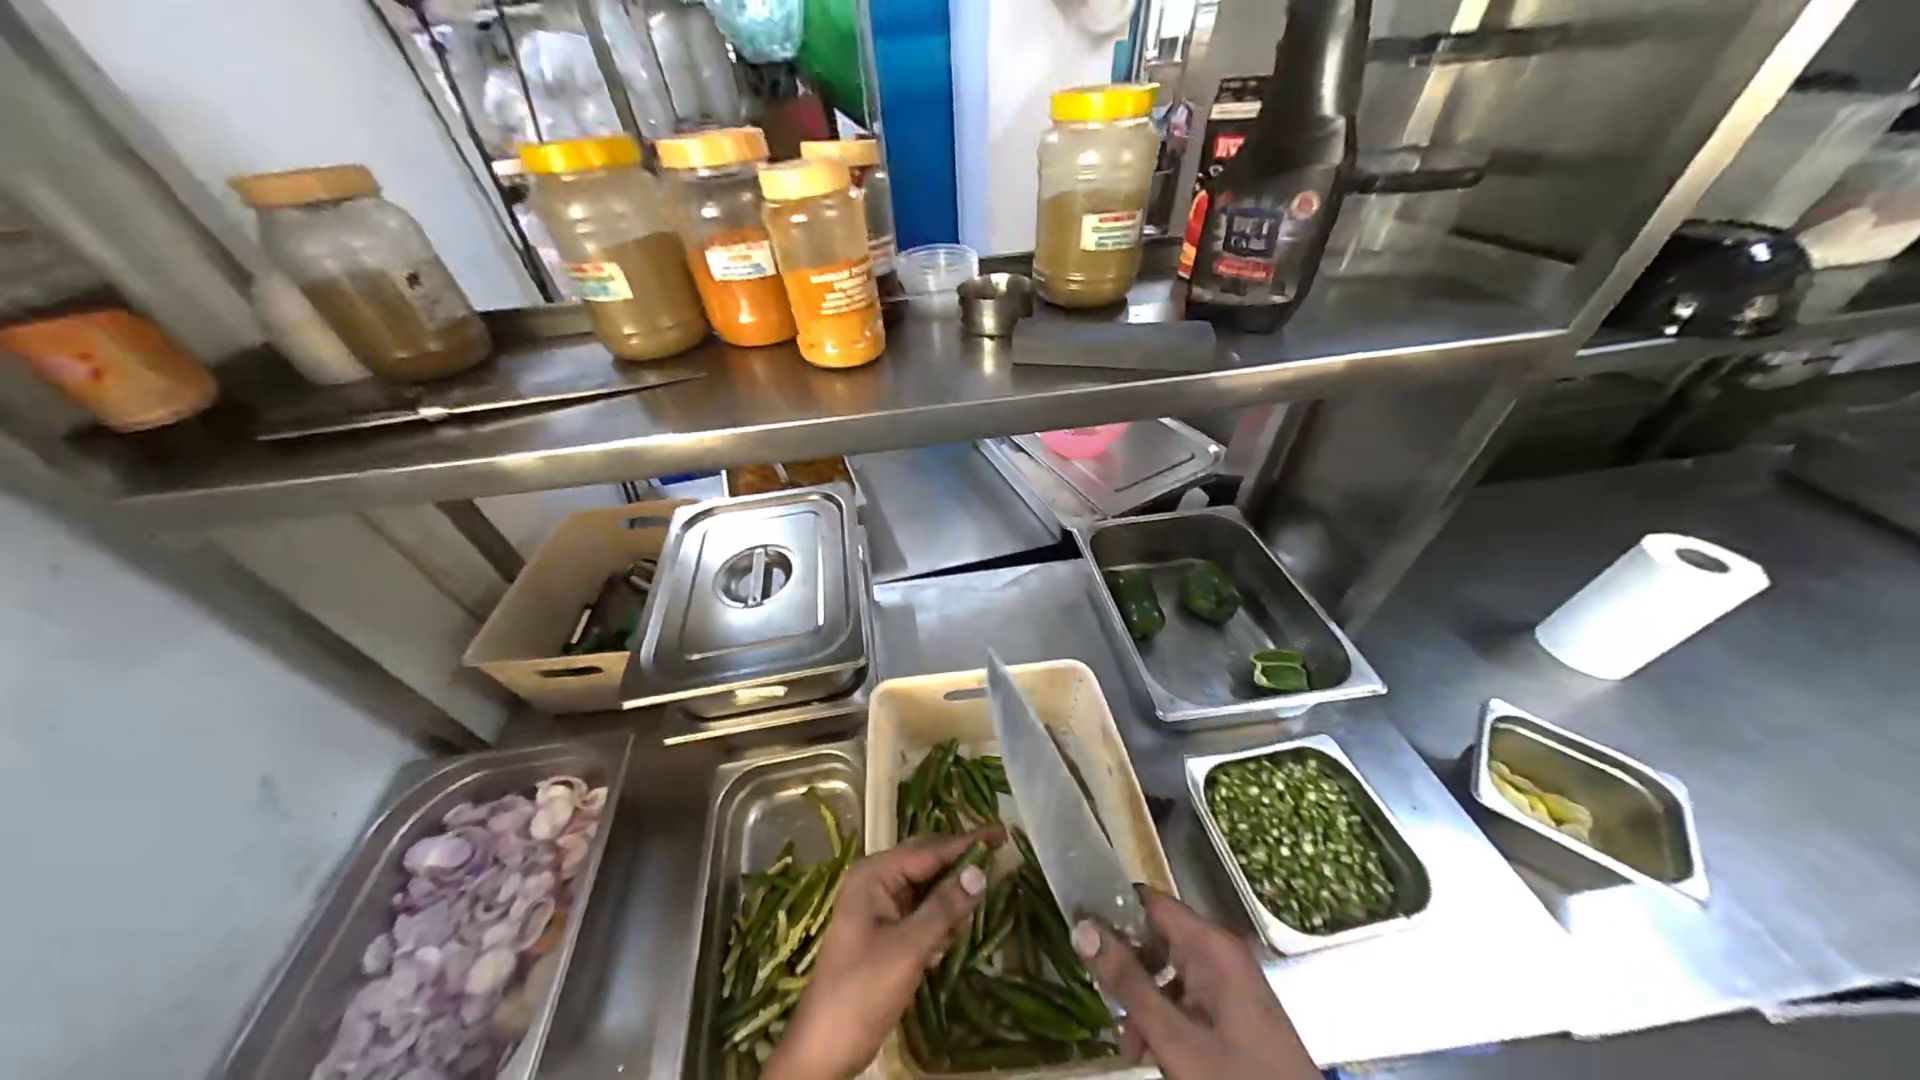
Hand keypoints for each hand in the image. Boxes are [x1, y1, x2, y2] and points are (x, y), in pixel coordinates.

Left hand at [763, 829, 1000, 1079]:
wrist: (824, 1050)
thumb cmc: (862, 991)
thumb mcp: (908, 948)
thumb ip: (944, 908)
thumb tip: (980, 872)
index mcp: (874, 875)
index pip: (929, 850)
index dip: (967, 842)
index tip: (1001, 833)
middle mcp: (876, 883)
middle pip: (928, 862)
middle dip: (960, 866)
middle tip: (999, 861)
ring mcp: (880, 908)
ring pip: (928, 889)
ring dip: (952, 898)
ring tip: (975, 908)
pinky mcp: (886, 933)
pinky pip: (922, 913)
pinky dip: (941, 920)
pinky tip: (955, 933)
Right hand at [1072, 889, 1317, 1079]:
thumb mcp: (1174, 1036)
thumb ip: (1127, 981)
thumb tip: (1082, 928)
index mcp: (1210, 945)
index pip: (1150, 901)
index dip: (1113, 912)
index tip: (1081, 934)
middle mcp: (1220, 952)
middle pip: (1156, 938)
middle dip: (1127, 970)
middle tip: (1107, 1004)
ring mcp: (1229, 980)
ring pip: (1167, 971)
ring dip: (1142, 1000)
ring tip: (1131, 1043)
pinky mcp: (1233, 1007)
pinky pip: (1186, 995)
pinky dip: (1165, 1016)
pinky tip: (1151, 1049)